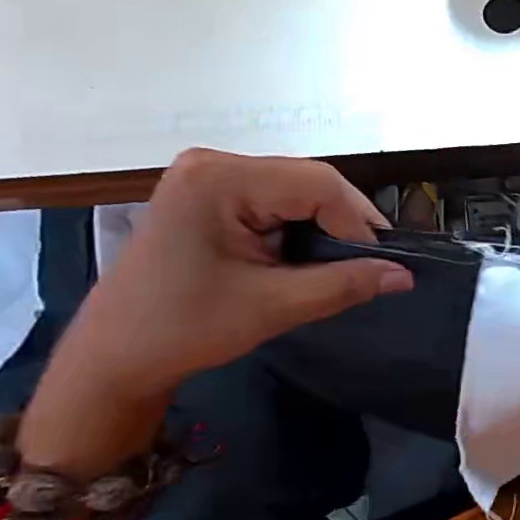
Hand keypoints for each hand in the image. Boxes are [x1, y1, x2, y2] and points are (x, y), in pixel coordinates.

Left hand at [65, 150, 414, 400]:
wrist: (115, 356)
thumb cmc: (185, 329)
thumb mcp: (272, 306)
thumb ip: (343, 284)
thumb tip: (404, 276)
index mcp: (221, 179)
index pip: (317, 184)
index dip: (359, 222)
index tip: (383, 265)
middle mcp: (213, 163)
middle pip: (306, 182)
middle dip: (344, 223)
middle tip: (374, 264)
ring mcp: (207, 177)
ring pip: (293, 191)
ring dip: (324, 226)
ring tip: (348, 263)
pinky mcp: (207, 196)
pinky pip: (271, 202)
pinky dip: (298, 228)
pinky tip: (310, 256)